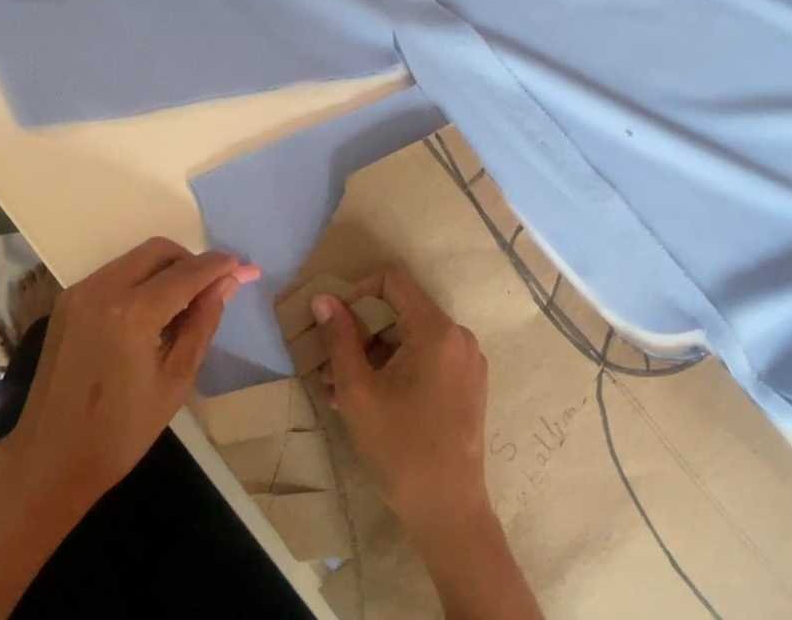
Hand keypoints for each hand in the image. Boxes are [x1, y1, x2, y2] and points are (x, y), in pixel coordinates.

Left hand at [0, 237, 258, 503]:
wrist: (52, 458)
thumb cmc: (121, 431)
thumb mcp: (176, 381)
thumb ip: (202, 323)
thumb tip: (226, 283)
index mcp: (132, 313)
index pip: (186, 273)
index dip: (219, 267)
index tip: (244, 267)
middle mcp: (102, 289)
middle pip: (158, 251)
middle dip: (190, 262)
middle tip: (211, 290)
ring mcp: (79, 293)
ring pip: (134, 259)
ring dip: (164, 271)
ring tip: (182, 308)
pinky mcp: (66, 303)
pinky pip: (112, 275)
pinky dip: (139, 282)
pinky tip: (149, 315)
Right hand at [314, 266, 489, 529]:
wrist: (447, 510)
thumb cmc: (399, 446)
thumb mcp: (358, 389)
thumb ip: (340, 337)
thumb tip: (324, 299)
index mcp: (437, 330)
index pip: (393, 281)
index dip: (358, 292)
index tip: (335, 324)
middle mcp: (458, 337)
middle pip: (400, 311)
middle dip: (360, 332)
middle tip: (329, 366)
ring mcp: (467, 363)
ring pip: (409, 338)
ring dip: (372, 355)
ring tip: (338, 390)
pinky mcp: (467, 386)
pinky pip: (425, 360)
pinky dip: (395, 369)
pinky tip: (366, 401)